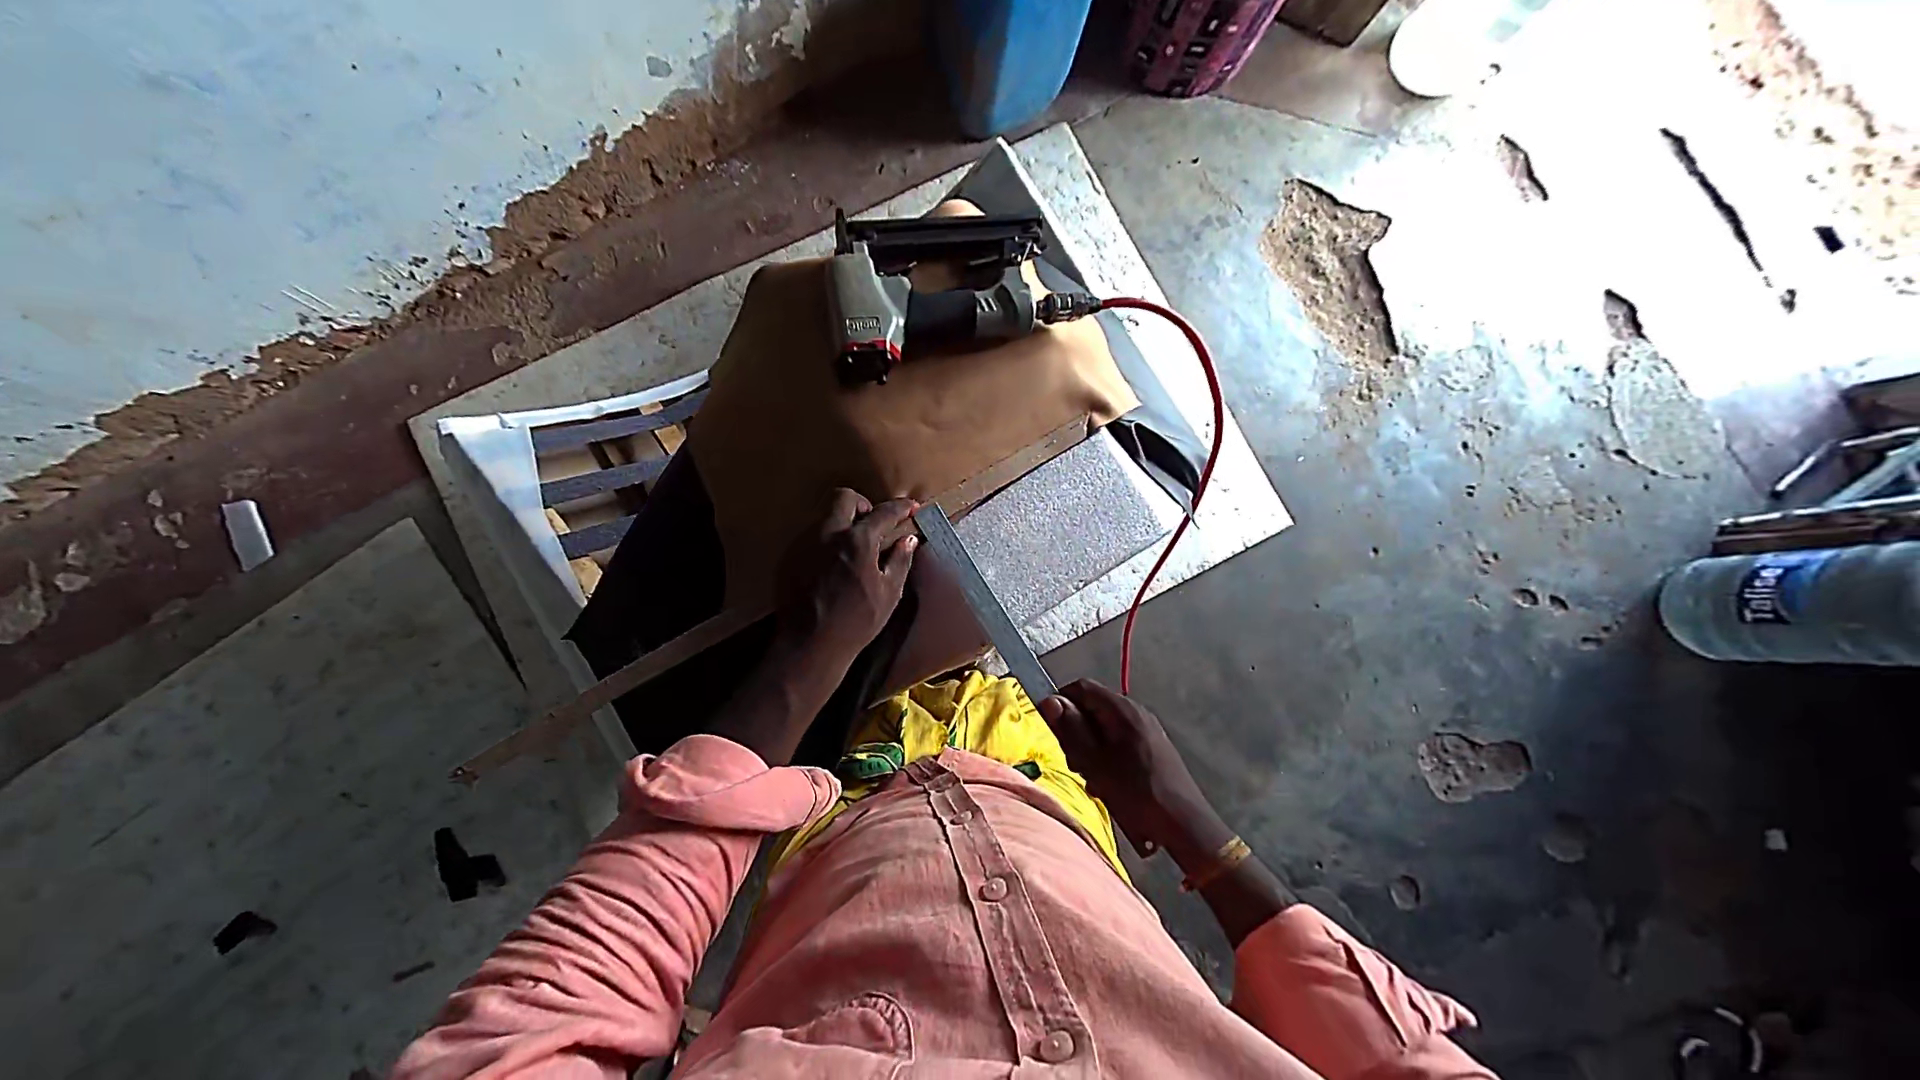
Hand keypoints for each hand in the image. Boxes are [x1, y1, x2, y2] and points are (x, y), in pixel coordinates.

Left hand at [774, 489, 918, 668]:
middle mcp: (828, 534)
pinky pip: (810, 540)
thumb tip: (908, 540)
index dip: (900, 507)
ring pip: (825, 519)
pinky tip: (833, 568)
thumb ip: (900, 561)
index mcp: (857, 541)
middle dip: (862, 504)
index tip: (910, 508)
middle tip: (873, 522)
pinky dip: (826, 545)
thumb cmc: (856, 622)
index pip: (883, 512)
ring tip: (854, 549)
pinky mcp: (789, 559)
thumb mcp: (889, 594)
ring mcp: (804, 545)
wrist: (810, 644)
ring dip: (842, 525)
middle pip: (844, 498)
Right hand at [1038, 679, 1224, 861]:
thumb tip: (1049, 701)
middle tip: (1077, 764)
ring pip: (1104, 730)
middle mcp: (1136, 712)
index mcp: (1122, 709)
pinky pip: (1119, 744)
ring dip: (1091, 752)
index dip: (1061, 704)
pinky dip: (1108, 760)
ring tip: (1095, 780)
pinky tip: (1111, 786)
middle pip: (1092, 709)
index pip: (1080, 687)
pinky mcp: (1153, 748)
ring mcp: (1147, 730)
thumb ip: (1071, 729)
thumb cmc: (1136, 791)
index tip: (1055, 732)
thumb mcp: (1095, 762)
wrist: (1184, 824)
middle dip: (1077, 735)